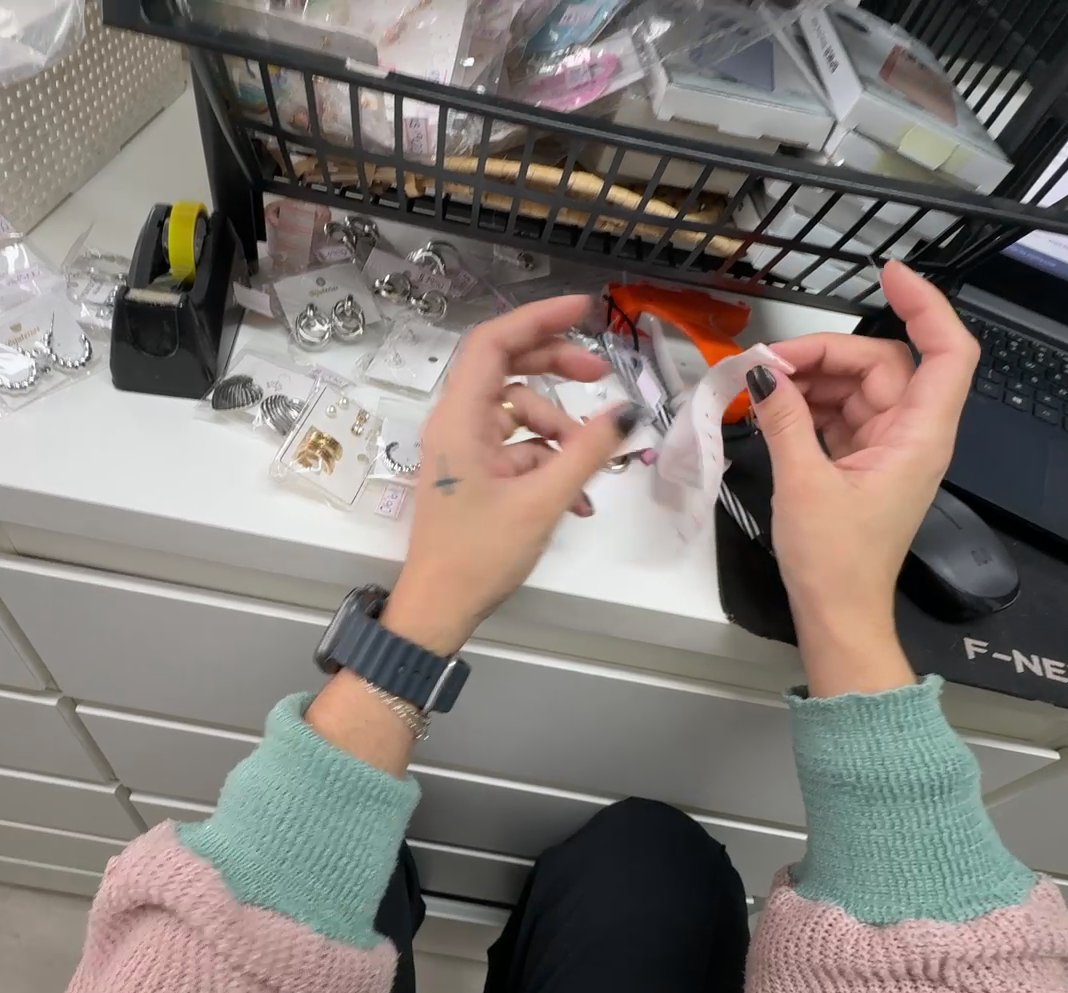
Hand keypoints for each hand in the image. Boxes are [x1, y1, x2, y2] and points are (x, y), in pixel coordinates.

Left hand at [309, 296, 642, 774]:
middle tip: (601, 373)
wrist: (440, 607)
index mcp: (459, 418)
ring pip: (519, 414)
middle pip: (508, 370)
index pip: (493, 342)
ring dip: (561, 434)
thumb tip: (626, 411)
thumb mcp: (542, 501)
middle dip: (557, 368)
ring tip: (588, 473)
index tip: (586, 309)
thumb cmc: (480, 555)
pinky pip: (518, 449)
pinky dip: (549, 463)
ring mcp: (466, 449)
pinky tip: (577, 499)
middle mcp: (457, 424)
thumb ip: (587, 451)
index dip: (538, 318)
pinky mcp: (476, 472)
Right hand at [745, 261, 980, 696]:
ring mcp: (885, 448)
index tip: (888, 274)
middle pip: (882, 365)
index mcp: (919, 437)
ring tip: (762, 387)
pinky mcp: (860, 462)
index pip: (946, 352)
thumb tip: (763, 372)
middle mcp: (910, 435)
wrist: (836, 611)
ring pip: (856, 389)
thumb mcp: (803, 484)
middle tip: (768, 363)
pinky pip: (838, 416)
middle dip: (826, 355)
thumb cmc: (833, 559)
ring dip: (811, 381)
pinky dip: (807, 407)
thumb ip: (785, 420)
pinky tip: (773, 409)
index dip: (926, 305)